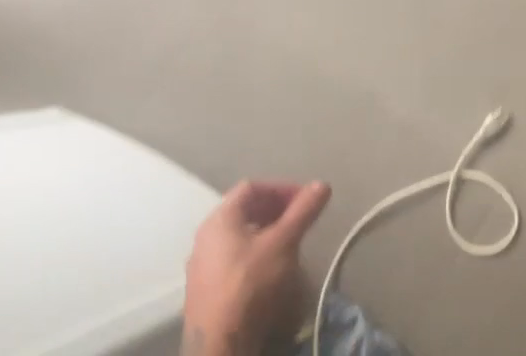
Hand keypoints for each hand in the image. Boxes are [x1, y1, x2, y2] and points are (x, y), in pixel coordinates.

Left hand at [183, 180, 330, 355]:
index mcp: (219, 220)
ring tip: (292, 240)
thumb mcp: (284, 241)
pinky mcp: (207, 287)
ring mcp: (203, 264)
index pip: (252, 187)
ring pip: (240, 234)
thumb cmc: (251, 283)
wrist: (220, 343)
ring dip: (269, 229)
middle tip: (302, 218)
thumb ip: (304, 210)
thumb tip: (322, 184)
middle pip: (245, 209)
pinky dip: (258, 249)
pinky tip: (273, 265)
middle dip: (277, 208)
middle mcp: (205, 238)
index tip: (305, 200)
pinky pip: (235, 254)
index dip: (282, 188)